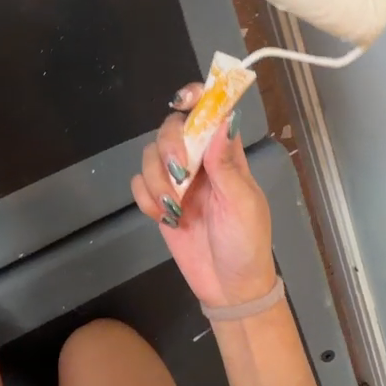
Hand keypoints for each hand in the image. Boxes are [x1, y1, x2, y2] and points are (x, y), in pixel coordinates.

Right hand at [131, 85, 276, 307]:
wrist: (228, 287)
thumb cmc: (246, 243)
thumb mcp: (243, 204)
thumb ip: (226, 165)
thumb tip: (220, 122)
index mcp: (227, 155)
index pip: (211, 113)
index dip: (197, 98)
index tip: (184, 99)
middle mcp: (200, 161)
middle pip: (171, 129)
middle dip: (168, 147)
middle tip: (178, 174)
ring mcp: (178, 182)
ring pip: (150, 156)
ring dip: (156, 179)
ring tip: (172, 208)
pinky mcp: (160, 203)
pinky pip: (139, 184)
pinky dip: (145, 197)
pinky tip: (162, 217)